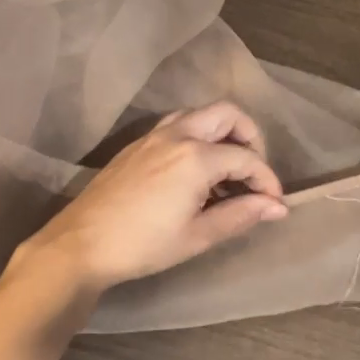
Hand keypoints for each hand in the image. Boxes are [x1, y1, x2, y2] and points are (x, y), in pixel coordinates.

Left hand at [15, 102, 287, 294]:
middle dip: (250, 138)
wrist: (82, 244)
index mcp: (196, 156)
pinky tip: (196, 175)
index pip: (247, 157)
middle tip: (254, 173)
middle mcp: (177, 134)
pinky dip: (198, 138)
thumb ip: (240, 215)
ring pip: (200, 115)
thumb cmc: (143, 245)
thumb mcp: (197, 236)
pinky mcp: (137, 145)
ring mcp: (153, 136)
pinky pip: (177, 126)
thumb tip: (277, 207)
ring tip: (227, 173)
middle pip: (227, 114)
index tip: (274, 204)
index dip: (267, 180)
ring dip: (222, 134)